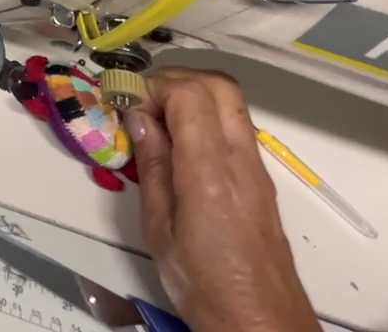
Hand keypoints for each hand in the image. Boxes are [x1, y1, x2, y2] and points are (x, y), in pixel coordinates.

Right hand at [125, 69, 317, 331]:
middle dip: (172, 80)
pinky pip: (233, 125)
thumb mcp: (158, 225)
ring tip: (154, 122)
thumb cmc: (201, 282)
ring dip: (187, 95)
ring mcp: (256, 169)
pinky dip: (201, 116)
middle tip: (140, 104)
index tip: (125, 105)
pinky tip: (175, 143)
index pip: (190, 95)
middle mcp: (241, 162)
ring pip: (229, 101)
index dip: (151, 86)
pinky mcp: (260, 180)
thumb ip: (151, 164)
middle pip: (218, 85)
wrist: (262, 327)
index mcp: (210, 174)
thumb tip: (138, 117)